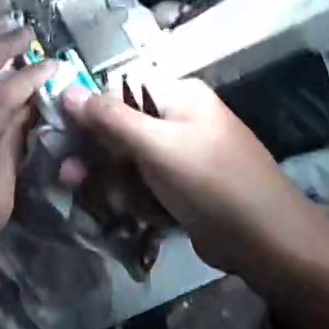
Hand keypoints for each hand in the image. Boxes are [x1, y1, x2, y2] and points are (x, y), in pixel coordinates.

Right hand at [58, 76, 328, 277]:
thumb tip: (66, 88)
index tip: (60, 131)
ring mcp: (185, 155)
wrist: (267, 240)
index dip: (89, 108)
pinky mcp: (185, 187)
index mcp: (179, 96)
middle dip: (96, 152)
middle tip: (68, 174)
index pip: (121, 88)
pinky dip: (135, 197)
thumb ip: (110, 118)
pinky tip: (131, 212)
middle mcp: (181, 119)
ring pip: (132, 160)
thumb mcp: (156, 145)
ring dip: (112, 179)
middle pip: (123, 127)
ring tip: (97, 196)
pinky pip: (148, 184)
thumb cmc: (210, 181)